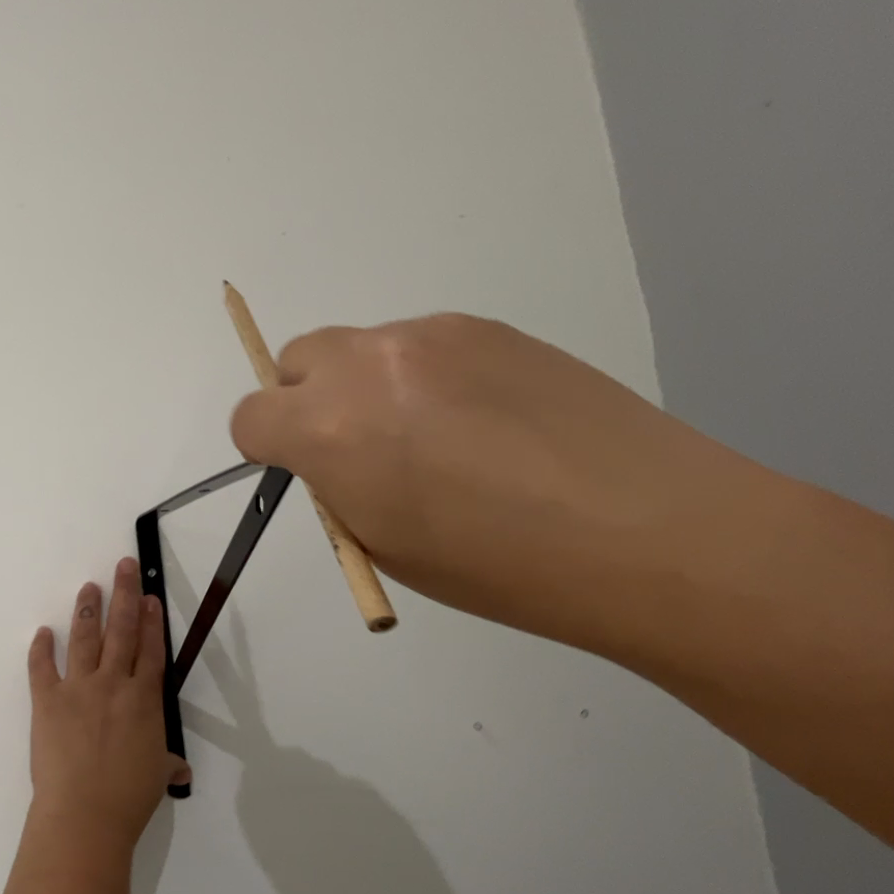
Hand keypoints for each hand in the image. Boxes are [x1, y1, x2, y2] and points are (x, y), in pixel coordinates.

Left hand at [26, 558, 191, 849]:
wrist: (84, 813)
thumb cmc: (127, 797)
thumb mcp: (156, 775)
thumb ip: (166, 764)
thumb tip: (180, 770)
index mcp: (144, 700)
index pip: (150, 651)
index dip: (151, 622)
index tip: (150, 597)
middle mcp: (113, 684)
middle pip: (121, 631)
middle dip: (125, 596)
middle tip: (124, 567)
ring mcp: (78, 689)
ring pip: (84, 639)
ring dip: (87, 610)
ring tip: (89, 587)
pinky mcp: (46, 700)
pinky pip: (41, 668)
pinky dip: (40, 648)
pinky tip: (42, 632)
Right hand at [229, 314, 778, 652]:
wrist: (642, 528)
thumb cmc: (498, 566)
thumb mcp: (383, 544)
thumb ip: (338, 484)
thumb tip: (335, 456)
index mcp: (328, 430)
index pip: (252, 416)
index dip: (268, 446)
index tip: (302, 470)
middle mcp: (367, 366)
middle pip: (299, 358)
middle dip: (307, 399)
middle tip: (359, 447)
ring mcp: (431, 337)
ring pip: (365, 348)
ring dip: (371, 386)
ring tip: (439, 438)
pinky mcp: (487, 327)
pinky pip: (424, 345)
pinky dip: (427, 377)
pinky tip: (485, 421)